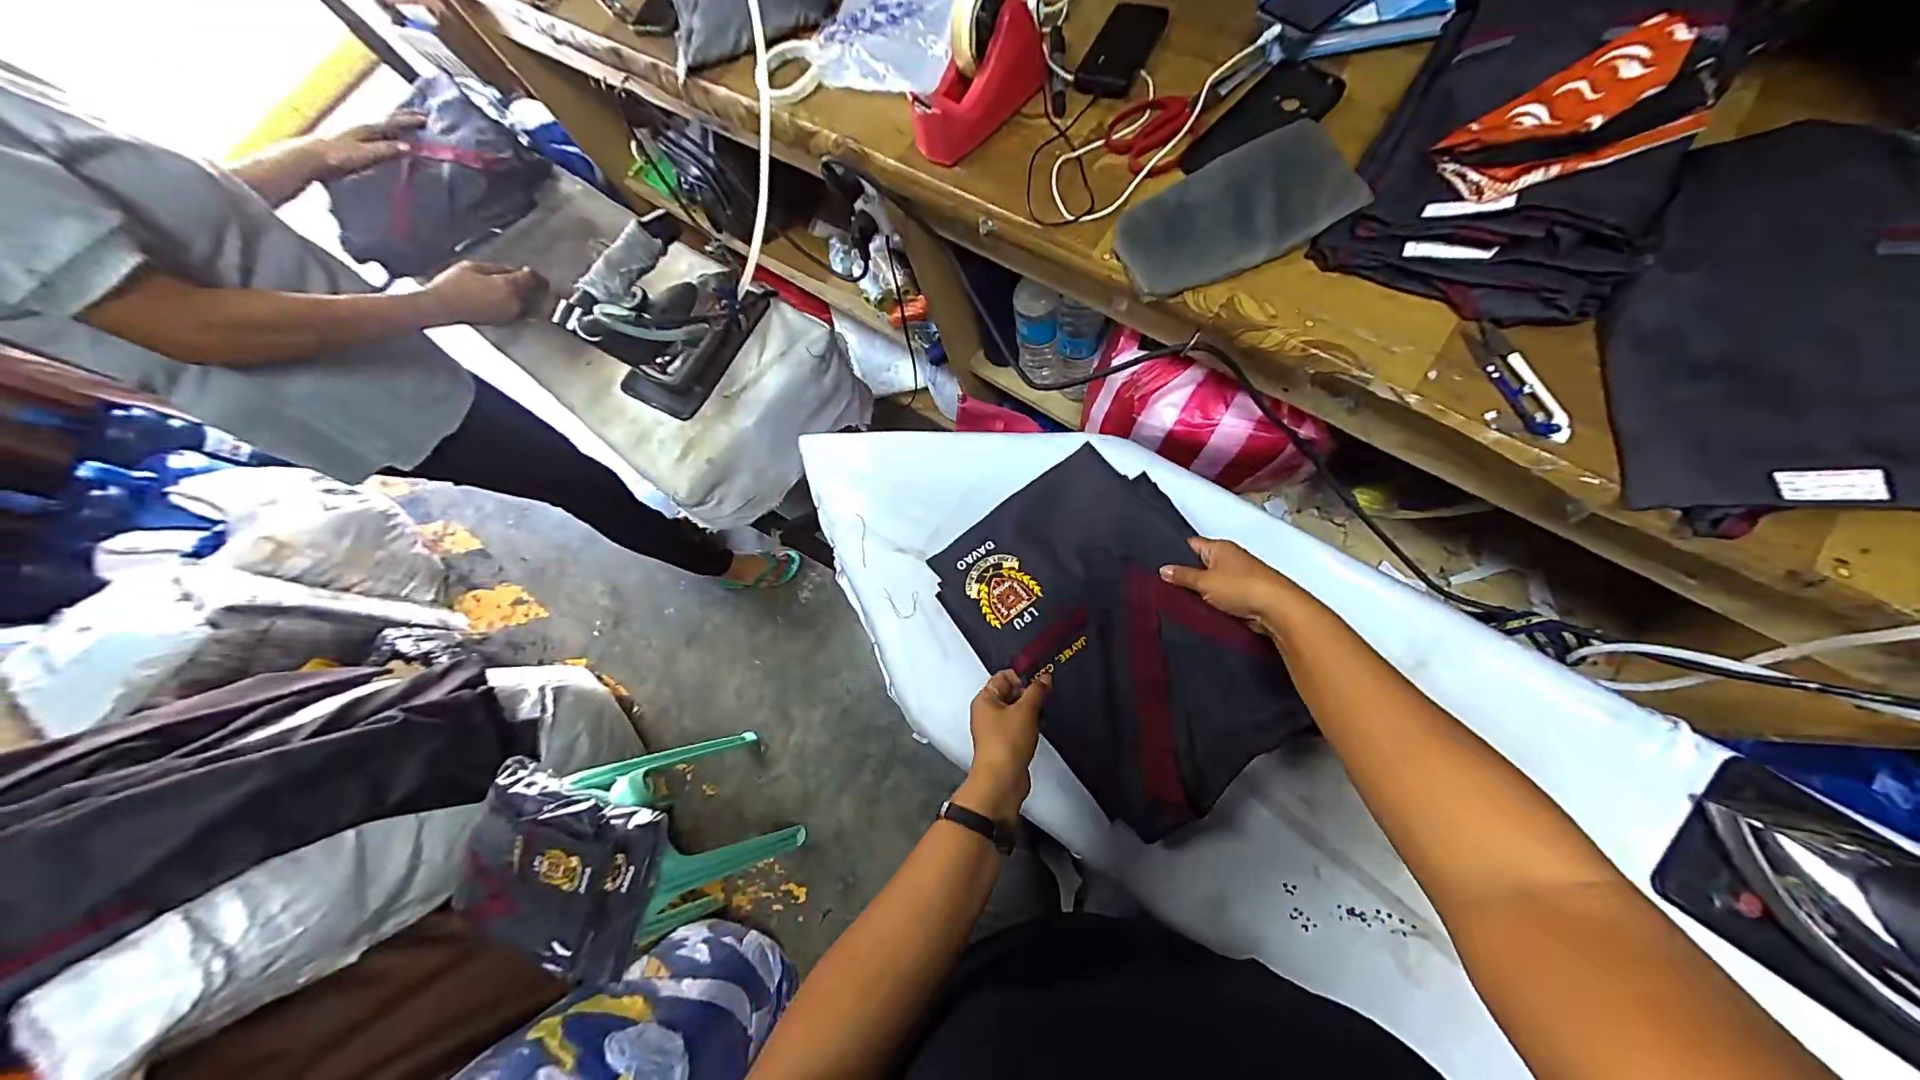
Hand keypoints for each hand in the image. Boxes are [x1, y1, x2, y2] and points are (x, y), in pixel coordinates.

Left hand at [303, 113, 425, 181]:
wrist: (311, 160)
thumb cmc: (339, 158)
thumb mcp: (366, 155)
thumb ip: (386, 150)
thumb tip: (410, 147)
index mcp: (369, 131)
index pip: (393, 124)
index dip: (409, 121)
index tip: (427, 119)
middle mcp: (364, 130)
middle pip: (388, 121)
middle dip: (404, 118)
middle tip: (421, 116)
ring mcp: (358, 137)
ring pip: (384, 128)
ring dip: (397, 125)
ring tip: (409, 125)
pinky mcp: (355, 145)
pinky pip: (379, 137)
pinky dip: (389, 135)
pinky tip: (391, 140)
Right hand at [421, 261, 547, 324]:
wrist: (441, 307)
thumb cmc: (453, 285)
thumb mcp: (473, 267)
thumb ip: (497, 268)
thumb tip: (513, 271)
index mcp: (508, 286)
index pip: (532, 279)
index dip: (533, 273)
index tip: (528, 269)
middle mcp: (516, 302)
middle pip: (537, 292)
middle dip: (536, 284)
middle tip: (531, 278)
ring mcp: (513, 314)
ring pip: (533, 304)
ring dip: (532, 295)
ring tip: (525, 288)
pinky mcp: (508, 322)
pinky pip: (524, 312)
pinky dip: (525, 304)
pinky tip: (516, 299)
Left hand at [957, 669, 1050, 824]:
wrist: (1002, 779)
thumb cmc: (1005, 744)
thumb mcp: (1026, 710)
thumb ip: (1037, 691)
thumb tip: (1044, 678)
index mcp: (985, 699)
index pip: (1003, 676)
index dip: (1022, 676)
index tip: (1039, 681)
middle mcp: (986, 712)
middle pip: (1010, 693)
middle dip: (1028, 695)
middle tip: (1042, 699)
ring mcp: (994, 729)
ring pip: (1015, 711)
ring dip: (1030, 712)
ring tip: (1040, 717)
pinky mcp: (1004, 744)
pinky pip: (1018, 727)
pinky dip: (1029, 726)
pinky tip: (1037, 731)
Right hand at [1159, 536, 1323, 639]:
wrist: (1277, 608)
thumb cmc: (1242, 588)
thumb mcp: (1204, 582)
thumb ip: (1182, 576)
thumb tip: (1164, 569)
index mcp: (1219, 547)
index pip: (1191, 544)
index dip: (1175, 552)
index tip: (1160, 564)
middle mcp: (1229, 557)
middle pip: (1200, 562)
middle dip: (1186, 574)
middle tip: (1165, 585)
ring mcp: (1238, 575)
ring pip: (1210, 580)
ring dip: (1200, 590)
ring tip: (1180, 598)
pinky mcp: (1244, 593)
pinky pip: (1221, 594)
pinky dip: (1212, 600)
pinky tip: (1201, 608)